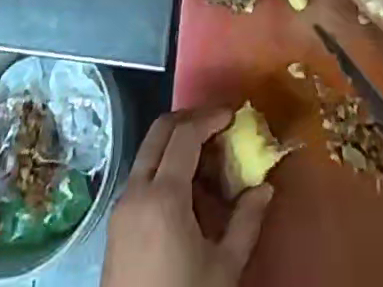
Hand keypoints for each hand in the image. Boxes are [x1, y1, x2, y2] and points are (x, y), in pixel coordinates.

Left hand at [101, 109, 272, 286]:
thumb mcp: (224, 268)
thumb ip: (246, 222)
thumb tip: (265, 187)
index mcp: (162, 196)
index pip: (184, 135)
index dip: (209, 117)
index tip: (233, 113)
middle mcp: (136, 190)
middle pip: (159, 131)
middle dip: (190, 119)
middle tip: (220, 123)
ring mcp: (121, 205)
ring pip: (148, 152)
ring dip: (176, 142)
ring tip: (209, 158)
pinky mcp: (117, 221)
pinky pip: (142, 176)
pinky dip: (164, 166)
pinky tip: (188, 189)